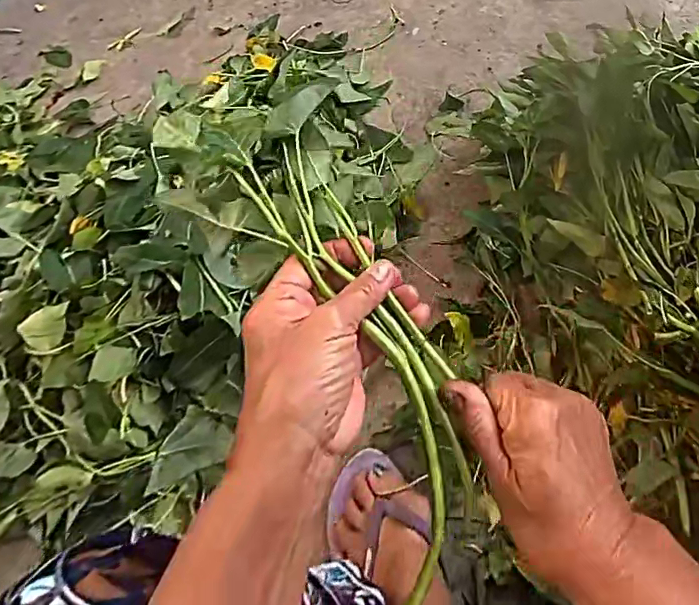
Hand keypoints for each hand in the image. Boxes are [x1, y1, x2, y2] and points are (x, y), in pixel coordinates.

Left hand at [235, 239, 434, 471]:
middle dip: (371, 280)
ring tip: (413, 299)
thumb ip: (360, 293)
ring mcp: (326, 344)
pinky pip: (374, 337)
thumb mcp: (328, 326)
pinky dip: (395, 327)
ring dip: (389, 303)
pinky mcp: (348, 365)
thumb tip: (385, 267)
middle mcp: (302, 320)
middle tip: (397, 278)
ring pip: (362, 311)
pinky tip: (417, 318)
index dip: (337, 252)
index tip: (368, 249)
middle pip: (340, 286)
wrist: (299, 450)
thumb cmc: (300, 380)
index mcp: (281, 304)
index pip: (308, 263)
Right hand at [444, 373, 638, 591]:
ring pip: (534, 390)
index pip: (492, 383)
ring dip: (526, 413)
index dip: (486, 412)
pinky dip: (547, 417)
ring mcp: (578, 401)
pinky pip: (555, 400)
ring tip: (535, 458)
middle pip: (514, 382)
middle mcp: (558, 395)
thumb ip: (479, 427)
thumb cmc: (544, 527)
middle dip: (505, 411)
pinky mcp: (591, 410)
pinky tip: (553, 452)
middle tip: (513, 457)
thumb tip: (454, 387)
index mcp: (533, 411)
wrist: (602, 547)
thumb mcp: (501, 482)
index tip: (496, 448)